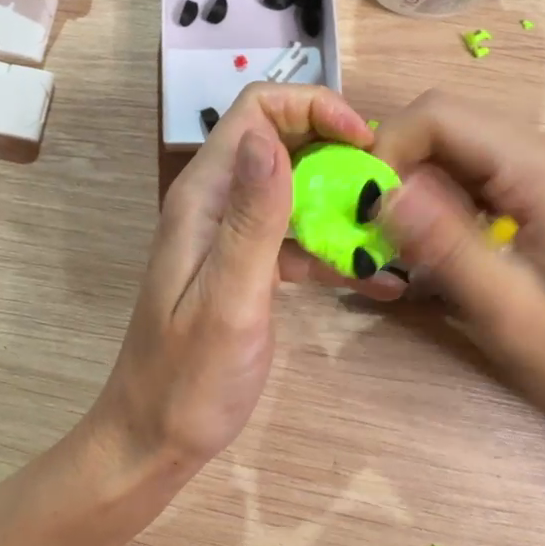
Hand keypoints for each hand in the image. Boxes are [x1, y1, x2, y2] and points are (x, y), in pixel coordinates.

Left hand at [89, 84, 376, 472]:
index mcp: (204, 195)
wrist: (155, 437)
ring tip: (390, 232)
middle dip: (335, 151)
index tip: (364, 141)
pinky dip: (332, 247)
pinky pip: (295, 236)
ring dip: (341, 200)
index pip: (255, 112)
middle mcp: (215, 201)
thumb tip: (269, 138)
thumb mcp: (228, 296)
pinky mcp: (246, 265)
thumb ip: (251, 217)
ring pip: (293, 188)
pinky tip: (376, 278)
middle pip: (279, 141)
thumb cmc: (189, 377)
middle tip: (386, 187)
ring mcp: (230, 233)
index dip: (312, 108)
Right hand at [369, 91, 544, 459]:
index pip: (439, 114)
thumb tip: (379, 190)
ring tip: (408, 247)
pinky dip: (449, 199)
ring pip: (460, 147)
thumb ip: (443, 244)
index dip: (388, 148)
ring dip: (421, 186)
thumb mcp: (511, 314)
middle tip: (378, 232)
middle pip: (447, 125)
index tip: (365, 206)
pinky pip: (482, 170)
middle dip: (400, 170)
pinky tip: (448, 247)